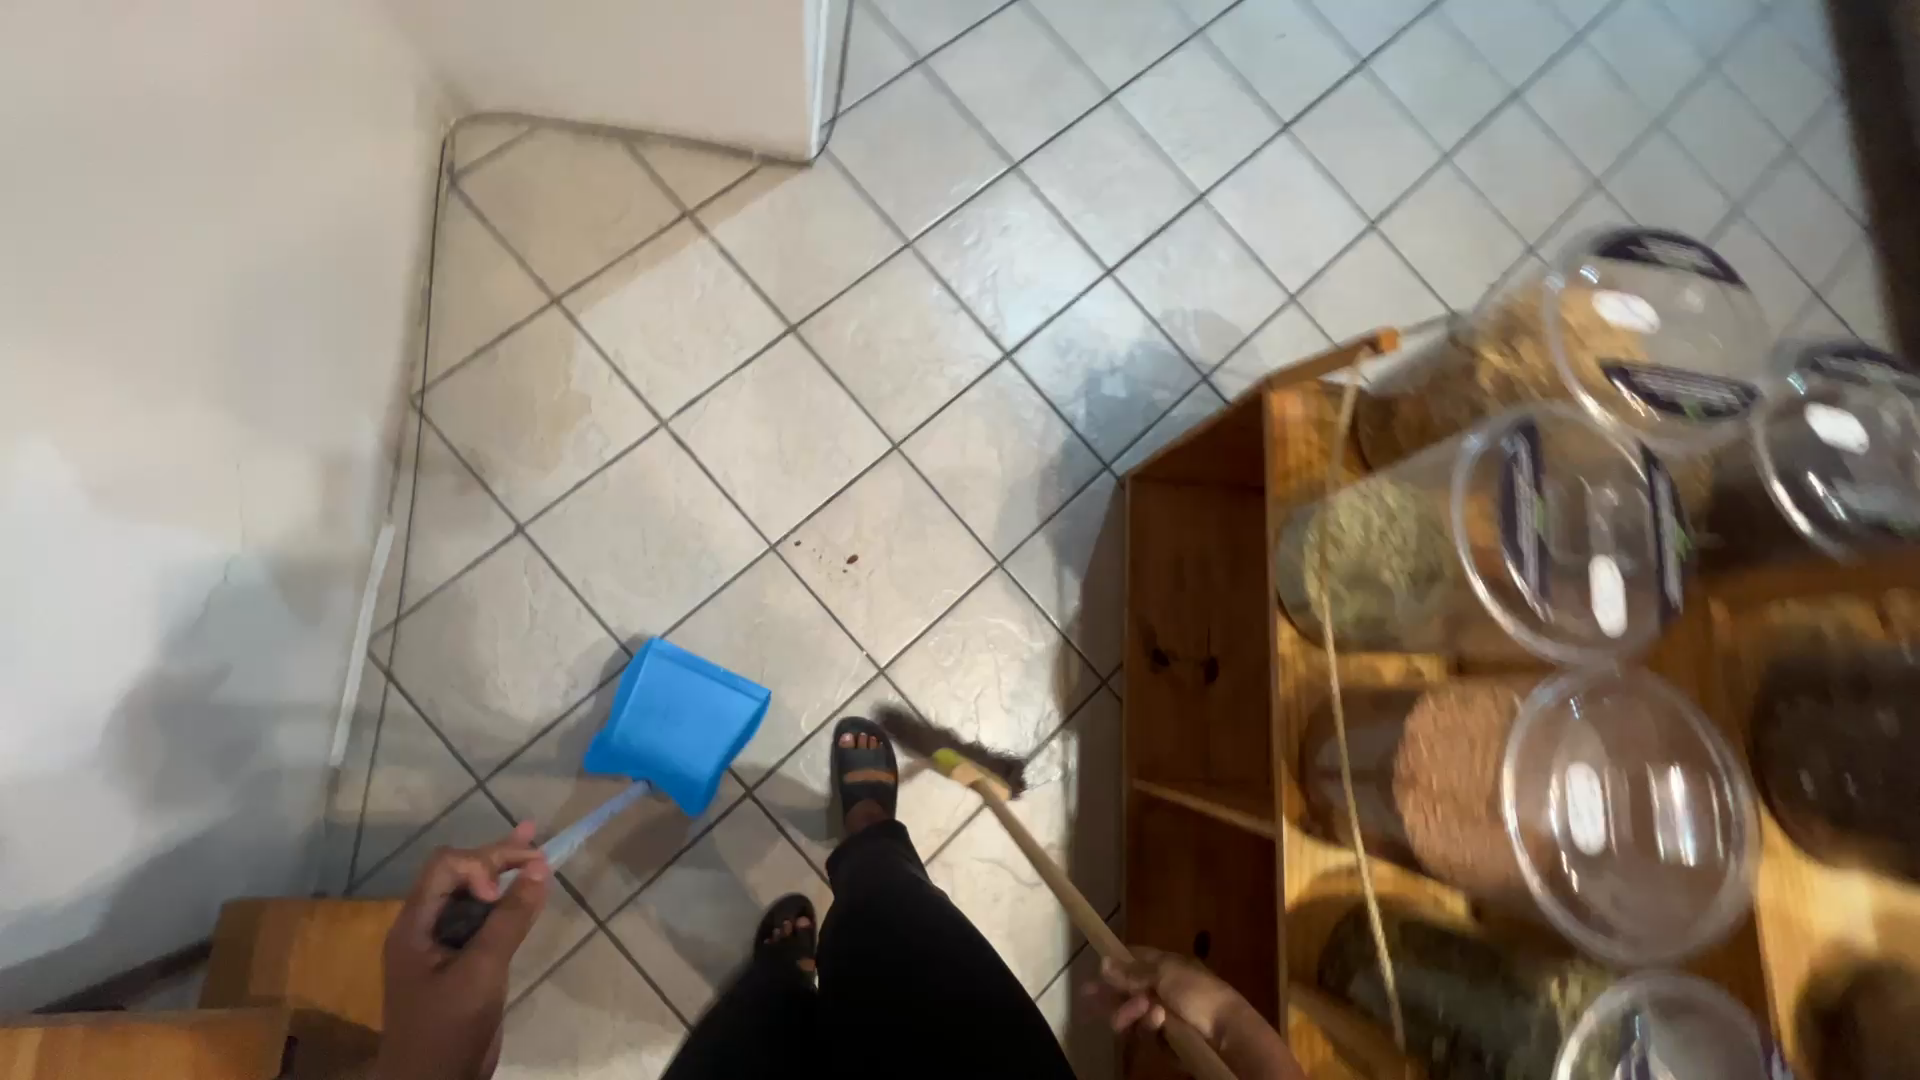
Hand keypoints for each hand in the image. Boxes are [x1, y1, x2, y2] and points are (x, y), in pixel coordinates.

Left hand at [373, 823, 549, 1079]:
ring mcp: (446, 943)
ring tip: (534, 844)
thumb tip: (541, 866)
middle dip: (498, 858)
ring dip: (506, 870)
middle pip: (461, 873)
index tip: (500, 894)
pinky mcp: (466, 959)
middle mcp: (427, 927)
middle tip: (538, 851)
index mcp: (415, 926)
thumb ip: (510, 917)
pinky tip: (530, 885)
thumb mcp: (482, 970)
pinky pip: (487, 917)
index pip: (446, 867)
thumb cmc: (448, 1027)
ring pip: (476, 893)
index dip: (480, 866)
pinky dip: (510, 898)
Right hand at [1091, 946, 1251, 1042]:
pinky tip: (1159, 1026)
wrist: (1228, 1032)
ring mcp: (1165, 1014)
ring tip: (1143, 1014)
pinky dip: (1150, 1029)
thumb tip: (1103, 961)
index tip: (1093, 975)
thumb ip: (1132, 971)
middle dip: (1113, 996)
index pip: (1132, 960)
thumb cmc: (1197, 993)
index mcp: (1163, 965)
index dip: (1113, 965)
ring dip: (1133, 1013)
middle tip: (1092, 1002)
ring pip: (1134, 1014)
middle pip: (1128, 990)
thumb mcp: (1163, 974)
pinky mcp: (1168, 1039)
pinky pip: (1148, 1033)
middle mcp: (1162, 987)